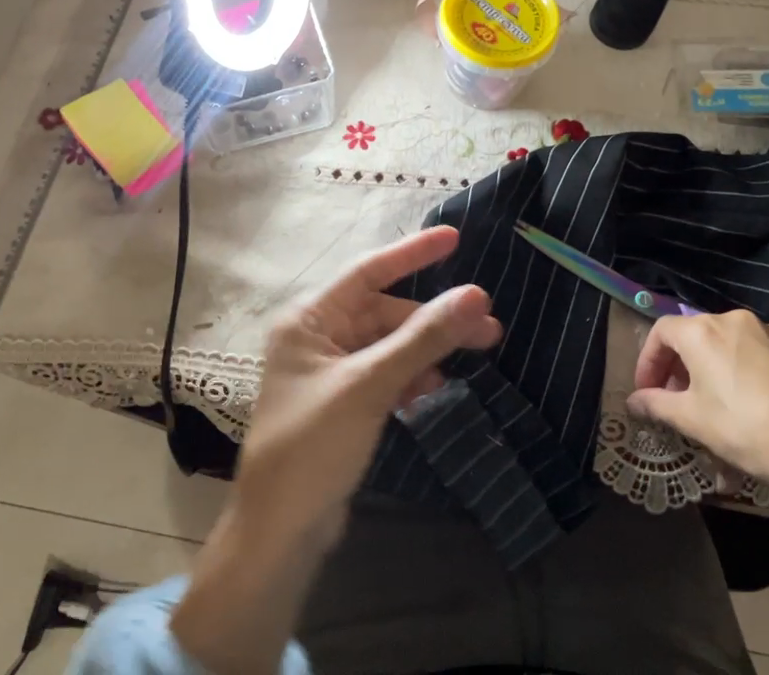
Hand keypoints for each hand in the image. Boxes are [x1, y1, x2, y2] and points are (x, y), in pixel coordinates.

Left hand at [235, 224, 500, 541]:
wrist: (281, 530)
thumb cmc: (313, 446)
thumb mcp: (369, 386)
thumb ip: (422, 338)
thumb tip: (475, 295)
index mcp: (307, 321)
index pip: (366, 272)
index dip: (411, 254)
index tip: (455, 238)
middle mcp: (314, 338)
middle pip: (383, 312)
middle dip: (432, 317)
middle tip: (488, 326)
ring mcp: (328, 373)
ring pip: (387, 345)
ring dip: (426, 349)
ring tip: (472, 357)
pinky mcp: (342, 404)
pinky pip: (384, 374)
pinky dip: (410, 377)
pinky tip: (434, 389)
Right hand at [627, 310, 768, 555]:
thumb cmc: (748, 432)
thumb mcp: (693, 421)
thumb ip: (656, 405)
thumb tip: (634, 401)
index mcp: (703, 330)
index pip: (660, 333)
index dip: (647, 362)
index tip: (645, 392)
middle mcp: (734, 320)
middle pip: (692, 335)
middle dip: (676, 367)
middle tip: (672, 402)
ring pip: (722, 345)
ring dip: (705, 370)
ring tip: (706, 407)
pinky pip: (750, 355)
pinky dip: (734, 372)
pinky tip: (741, 406)